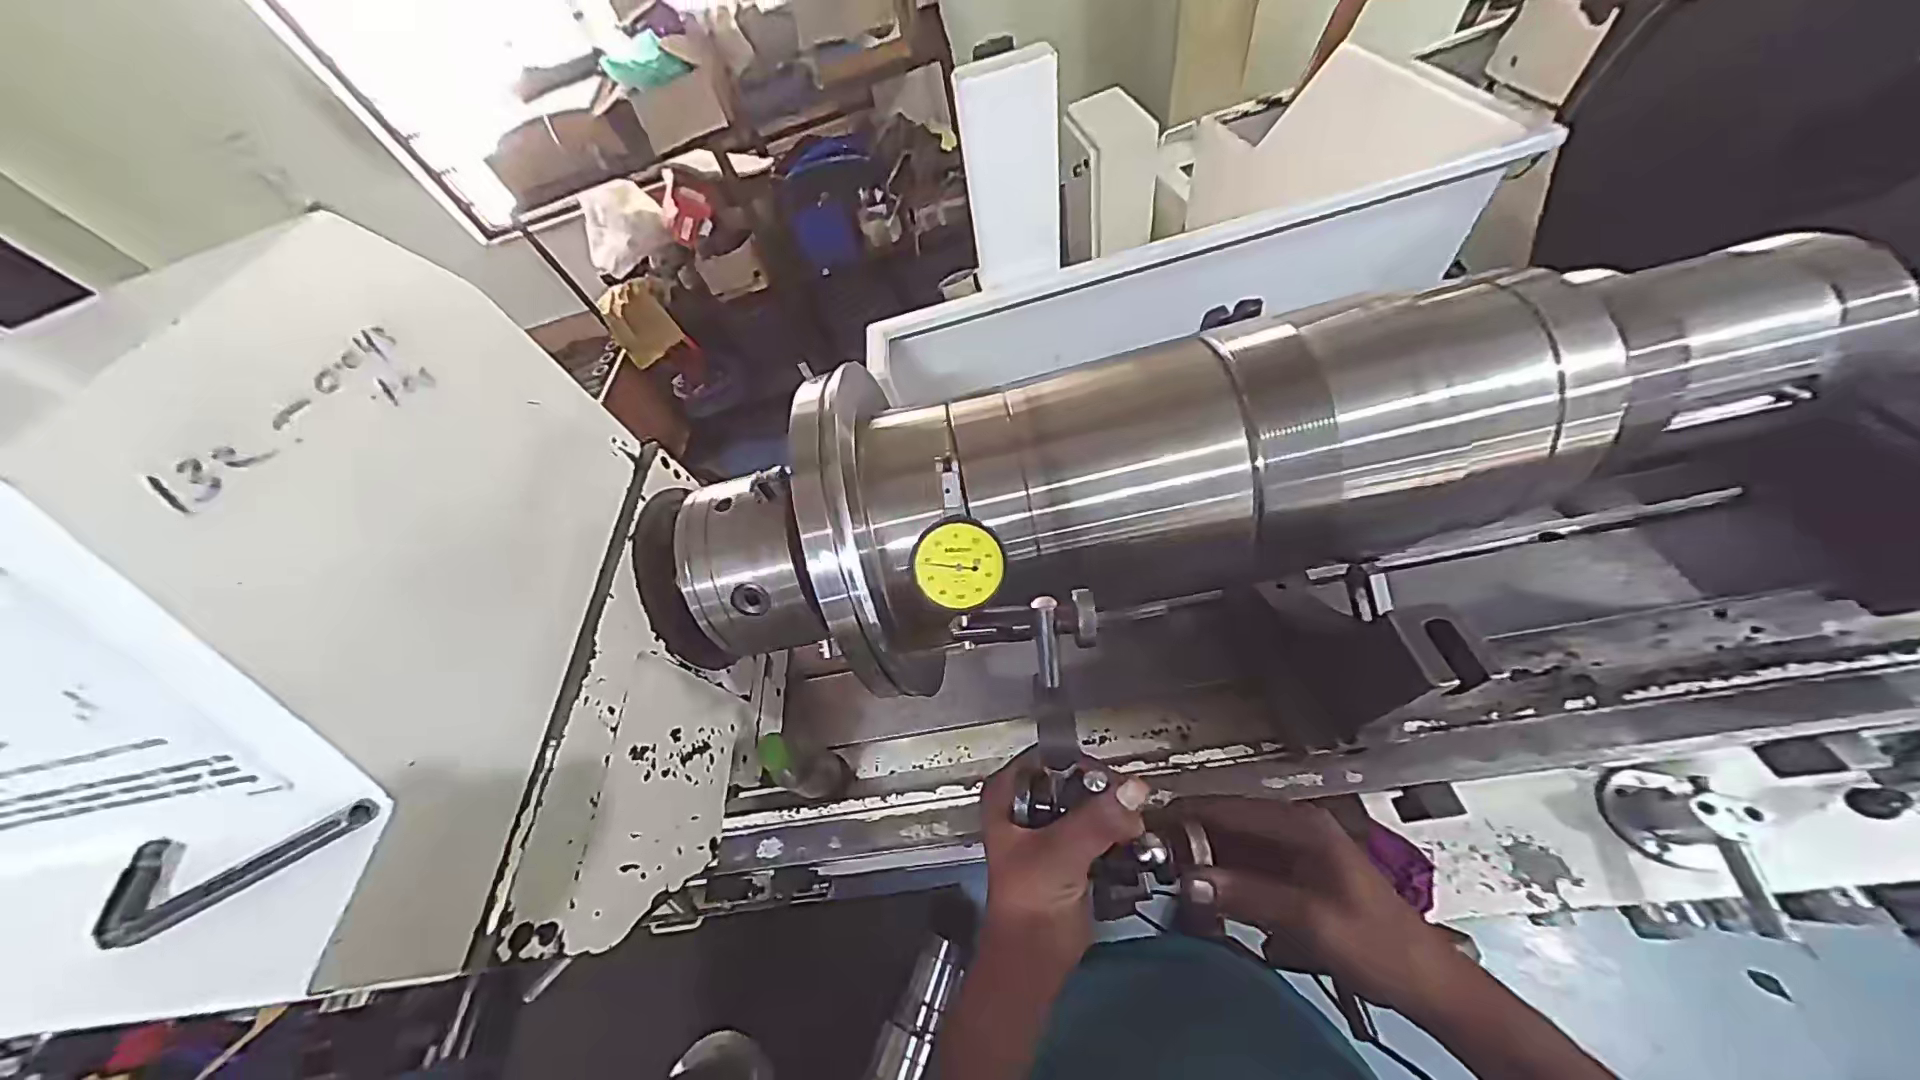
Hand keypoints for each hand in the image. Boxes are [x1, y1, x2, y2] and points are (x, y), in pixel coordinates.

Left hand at [978, 749, 1150, 951]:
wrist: (1035, 956)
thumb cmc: (1032, 898)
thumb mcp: (1061, 852)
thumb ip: (1098, 819)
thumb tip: (1136, 788)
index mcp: (1008, 792)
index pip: (1049, 757)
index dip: (1080, 763)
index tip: (1111, 781)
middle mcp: (1027, 801)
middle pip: (1074, 777)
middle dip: (1105, 790)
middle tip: (1129, 808)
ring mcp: (1051, 825)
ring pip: (1091, 801)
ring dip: (1116, 812)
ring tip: (1133, 830)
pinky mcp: (1074, 848)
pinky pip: (1101, 826)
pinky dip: (1119, 830)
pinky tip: (1135, 841)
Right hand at [1174, 796, 1470, 1013]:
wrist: (1428, 986)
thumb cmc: (1380, 946)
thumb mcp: (1310, 920)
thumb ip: (1247, 894)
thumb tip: (1190, 879)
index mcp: (1300, 824)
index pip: (1226, 807)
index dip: (1185, 816)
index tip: (1149, 829)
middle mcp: (1293, 830)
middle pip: (1225, 827)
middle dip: (1191, 844)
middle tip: (1156, 865)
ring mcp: (1292, 854)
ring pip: (1231, 851)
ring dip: (1204, 868)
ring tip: (1174, 886)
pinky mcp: (1292, 879)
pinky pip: (1244, 873)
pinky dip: (1223, 885)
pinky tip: (1207, 905)